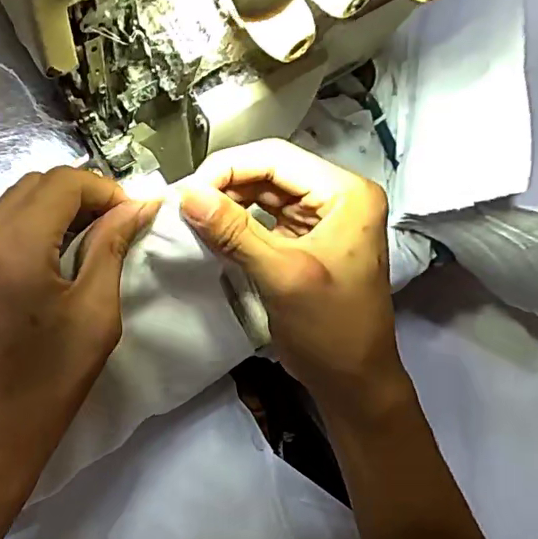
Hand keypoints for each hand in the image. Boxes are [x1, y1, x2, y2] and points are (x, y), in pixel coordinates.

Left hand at [0, 167, 157, 529]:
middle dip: (77, 196)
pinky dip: (21, 231)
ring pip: (7, 204)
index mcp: (11, 250)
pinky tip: (44, 258)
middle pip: (31, 186)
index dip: (103, 189)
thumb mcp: (95, 317)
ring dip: (49, 211)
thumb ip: (111, 248)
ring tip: (83, 240)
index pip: (61, 183)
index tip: (131, 211)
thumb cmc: (49, 387)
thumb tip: (135, 206)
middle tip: (113, 224)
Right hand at [178, 139, 399, 405]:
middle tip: (184, 205)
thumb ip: (233, 231)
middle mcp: (336, 196)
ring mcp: (321, 218)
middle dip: (224, 185)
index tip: (187, 191)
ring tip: (192, 218)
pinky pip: (264, 218)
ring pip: (263, 193)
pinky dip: (237, 223)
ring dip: (227, 203)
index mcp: (345, 194)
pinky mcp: (305, 239)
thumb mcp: (280, 274)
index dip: (228, 168)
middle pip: (269, 172)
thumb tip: (186, 194)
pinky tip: (211, 232)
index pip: (276, 158)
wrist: (352, 380)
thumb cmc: (330, 328)